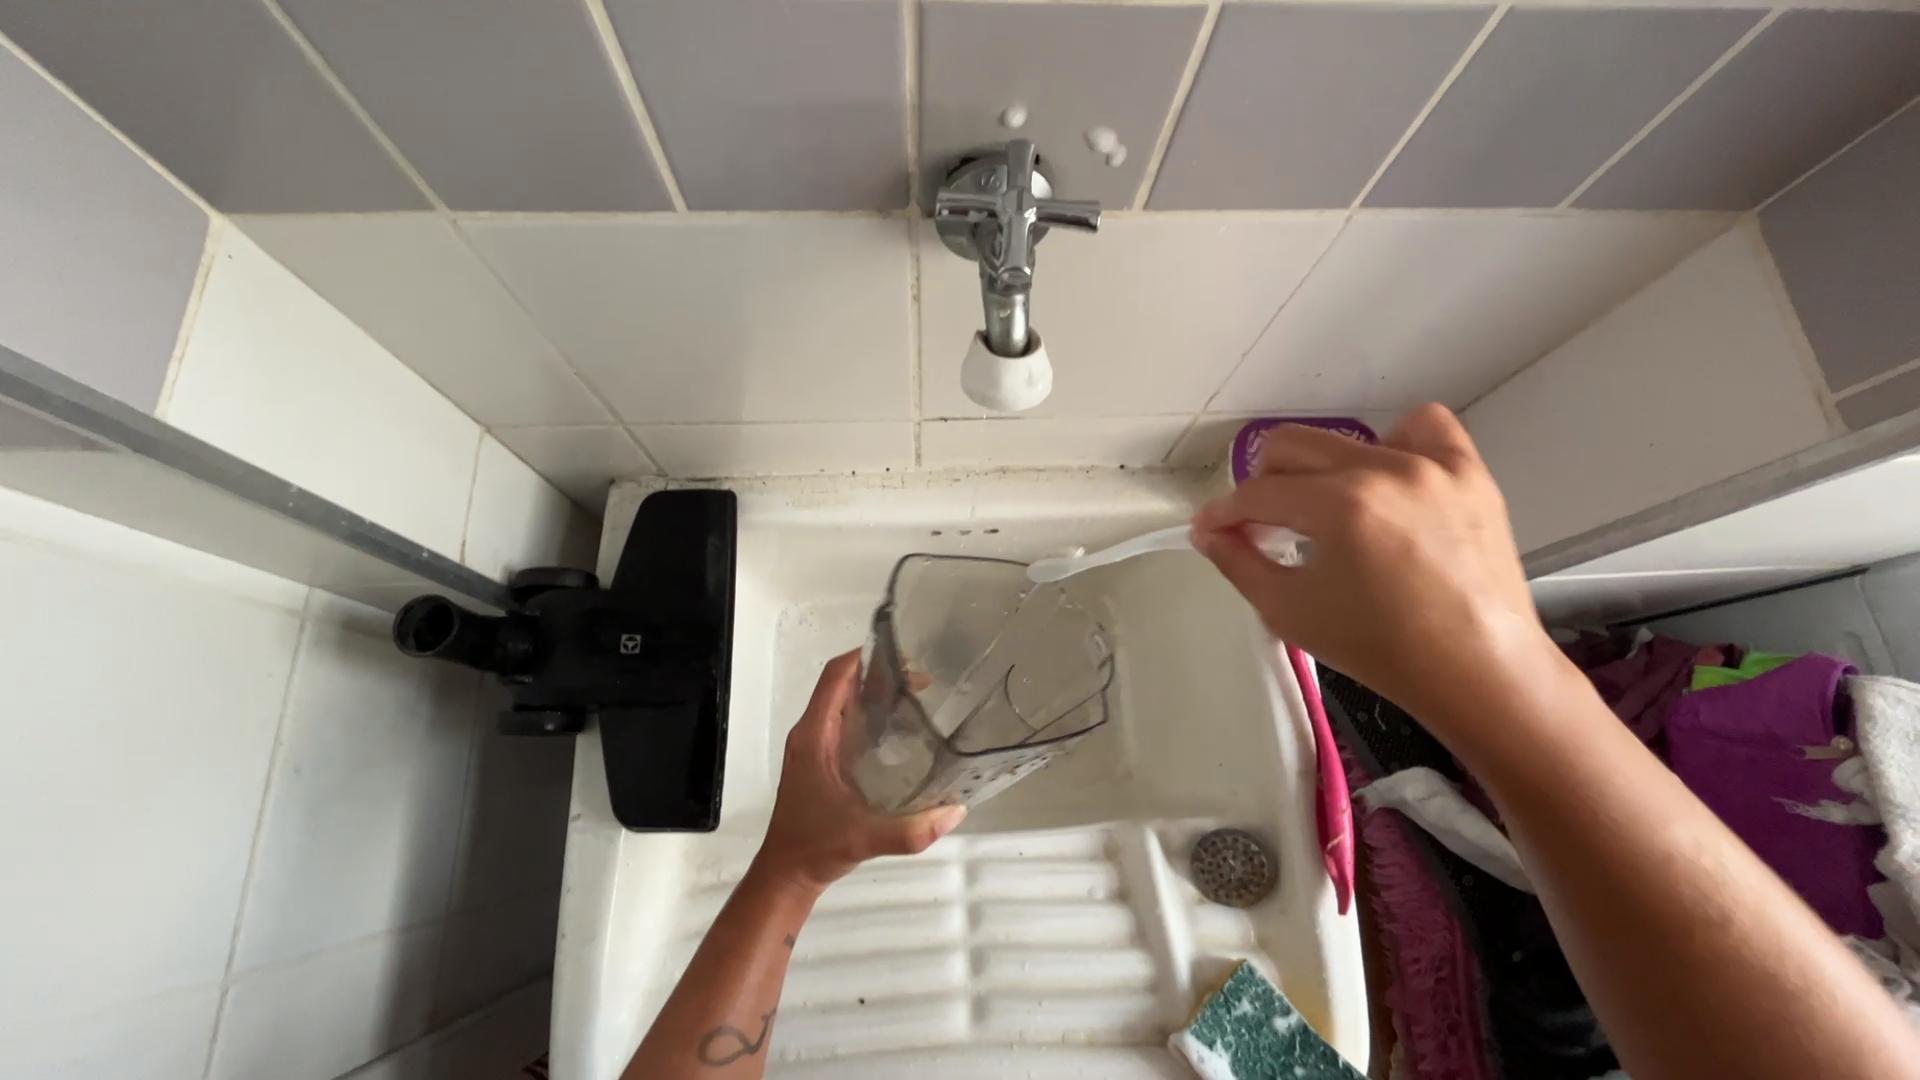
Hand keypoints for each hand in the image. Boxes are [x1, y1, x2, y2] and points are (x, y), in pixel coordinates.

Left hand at [752, 651, 966, 893]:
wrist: (786, 873)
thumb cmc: (816, 847)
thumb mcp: (865, 837)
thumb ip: (912, 830)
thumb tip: (957, 810)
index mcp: (814, 736)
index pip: (835, 676)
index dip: (865, 657)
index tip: (903, 658)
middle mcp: (810, 733)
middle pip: (841, 684)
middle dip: (879, 675)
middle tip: (922, 682)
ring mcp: (812, 746)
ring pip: (842, 702)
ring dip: (874, 694)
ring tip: (915, 699)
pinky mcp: (818, 760)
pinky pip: (842, 722)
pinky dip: (868, 715)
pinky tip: (898, 732)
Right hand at [1190, 404, 1551, 738]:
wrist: (1476, 670)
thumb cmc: (1378, 648)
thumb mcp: (1288, 610)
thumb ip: (1237, 562)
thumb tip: (1208, 532)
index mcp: (1339, 506)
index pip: (1258, 493)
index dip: (1223, 513)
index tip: (1211, 529)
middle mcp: (1384, 470)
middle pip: (1291, 447)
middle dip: (1260, 484)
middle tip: (1261, 524)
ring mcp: (1432, 466)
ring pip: (1346, 437)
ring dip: (1318, 470)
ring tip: (1324, 509)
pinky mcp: (1468, 473)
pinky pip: (1424, 427)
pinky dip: (1394, 443)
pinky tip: (1385, 479)